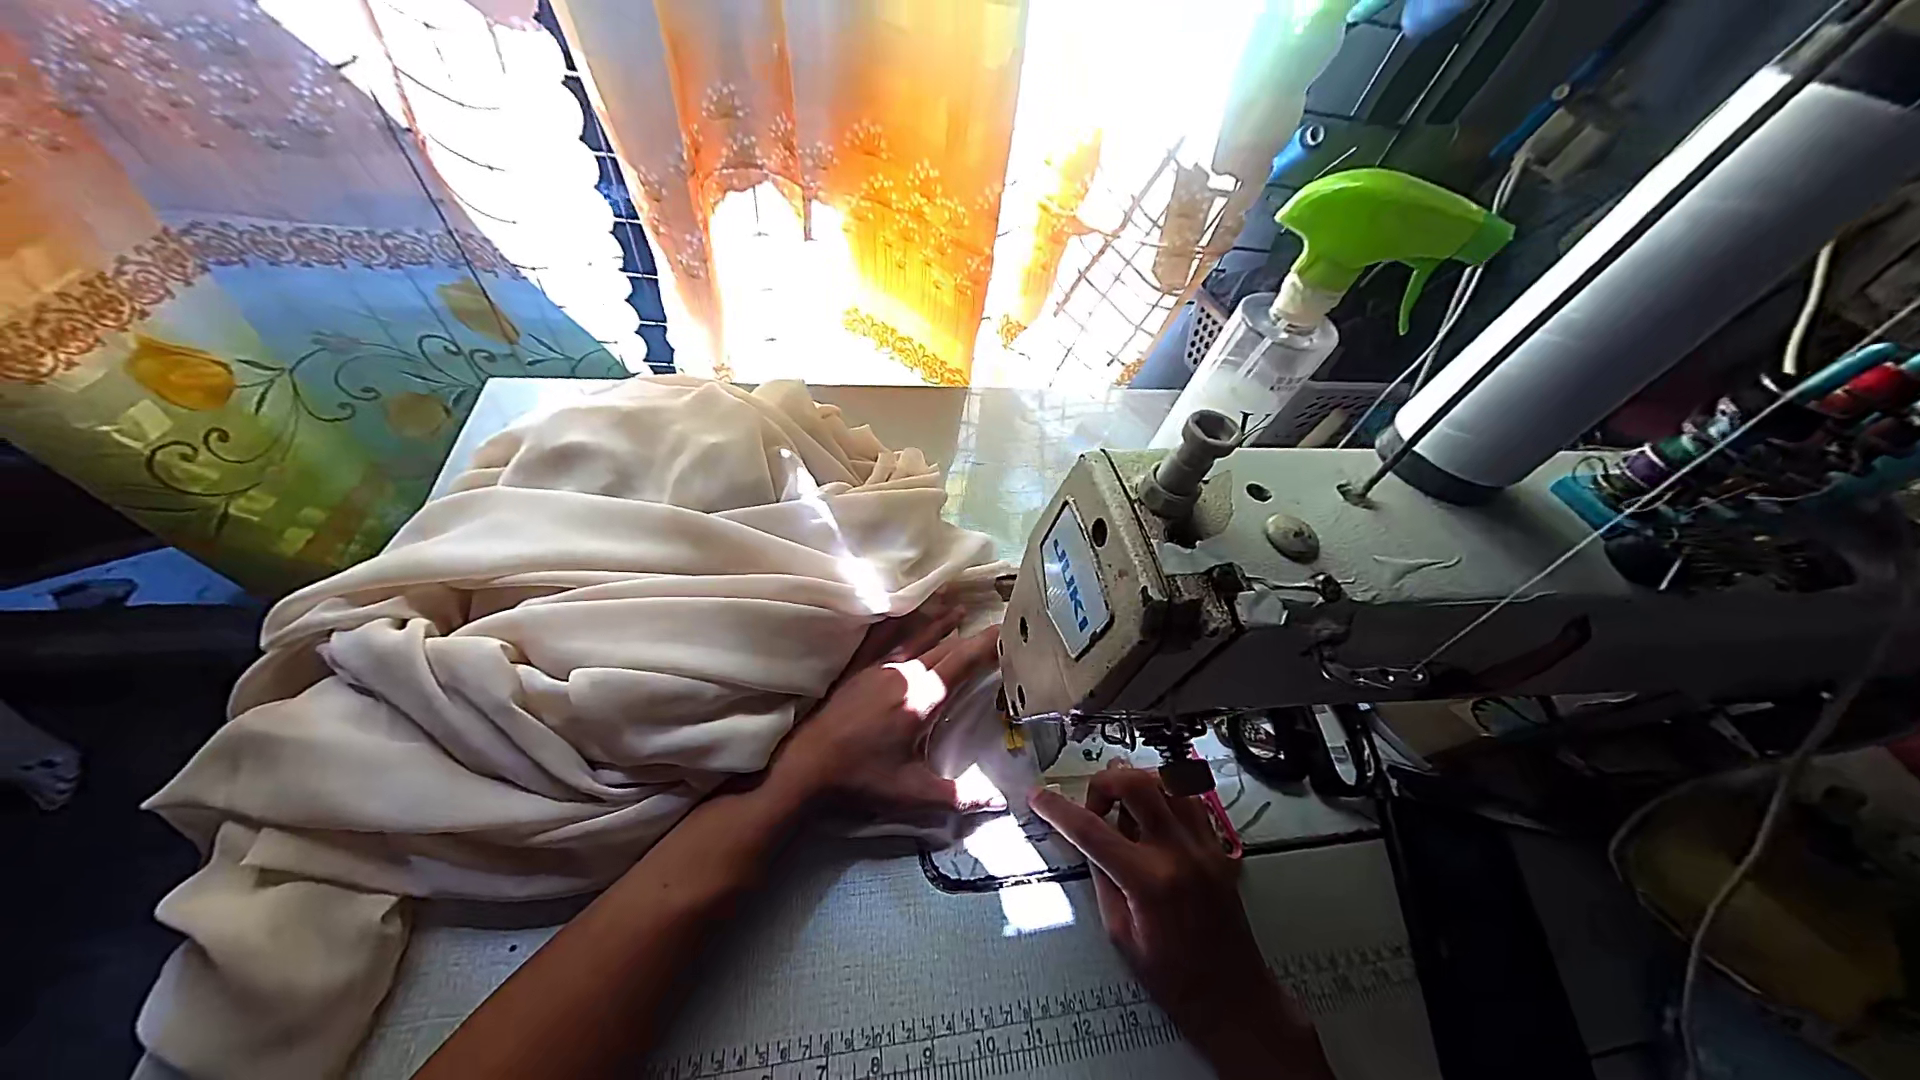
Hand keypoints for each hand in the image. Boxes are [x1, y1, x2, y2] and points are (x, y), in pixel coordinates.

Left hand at [767, 604, 1002, 827]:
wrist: (804, 768)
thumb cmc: (861, 780)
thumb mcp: (914, 794)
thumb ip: (961, 797)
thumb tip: (1002, 804)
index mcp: (923, 697)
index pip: (963, 662)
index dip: (987, 645)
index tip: (1008, 631)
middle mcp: (904, 674)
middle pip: (945, 648)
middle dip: (970, 637)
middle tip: (992, 625)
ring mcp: (878, 668)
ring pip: (916, 638)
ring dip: (939, 625)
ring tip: (957, 609)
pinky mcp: (856, 670)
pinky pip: (881, 639)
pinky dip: (897, 624)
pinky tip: (900, 615)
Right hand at [1030, 767, 1331, 1079]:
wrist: (1234, 1001)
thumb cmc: (1176, 980)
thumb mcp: (1120, 933)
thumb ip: (1101, 877)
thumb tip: (1087, 838)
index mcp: (1149, 882)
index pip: (1091, 830)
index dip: (1057, 809)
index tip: (1040, 798)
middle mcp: (1181, 855)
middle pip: (1135, 784)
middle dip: (1104, 783)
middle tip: (1094, 804)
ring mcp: (1205, 847)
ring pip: (1168, 781)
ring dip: (1137, 784)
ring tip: (1124, 806)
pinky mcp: (1219, 848)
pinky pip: (1191, 800)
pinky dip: (1167, 796)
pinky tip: (1154, 814)